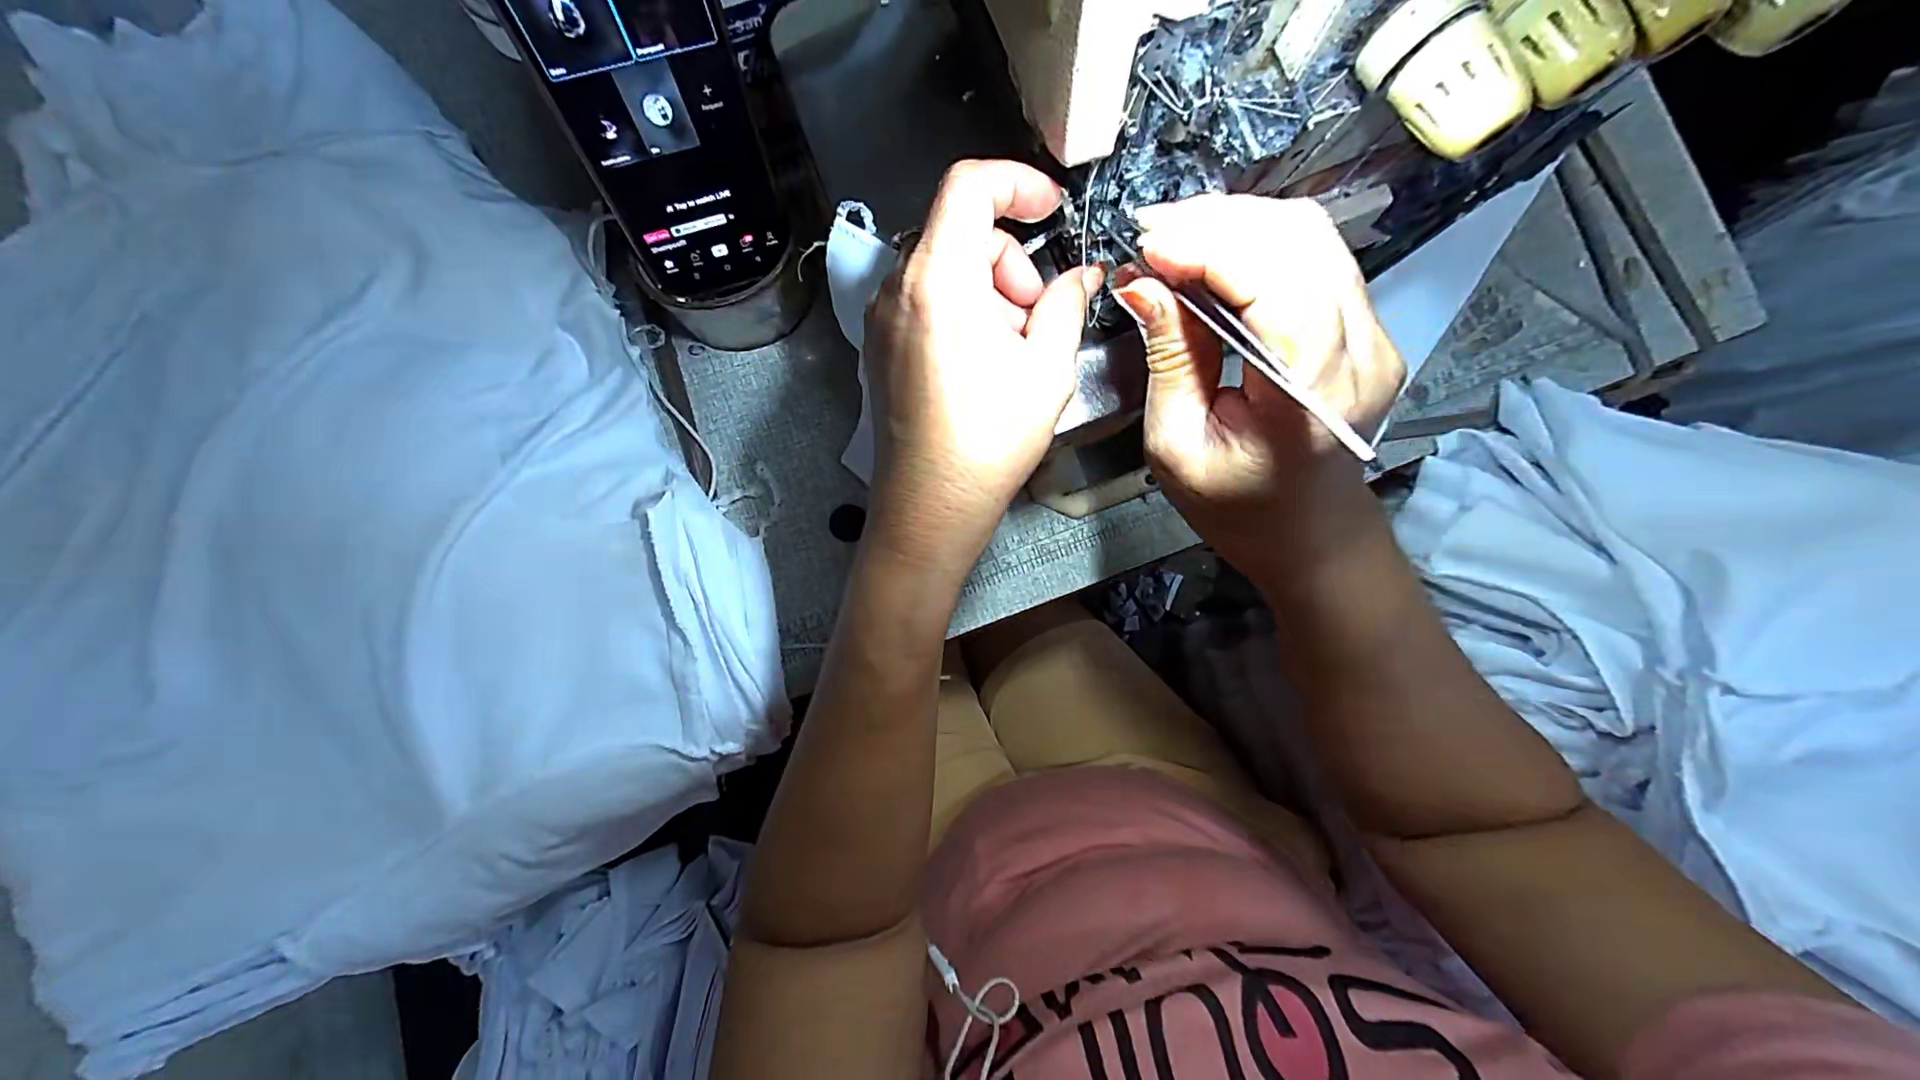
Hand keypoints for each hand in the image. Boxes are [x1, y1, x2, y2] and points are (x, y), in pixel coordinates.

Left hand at [864, 160, 1102, 575]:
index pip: (968, 185)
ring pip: (943, 267)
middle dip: (1009, 259)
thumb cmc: (985, 445)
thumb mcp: (1047, 368)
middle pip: (959, 230)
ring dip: (987, 289)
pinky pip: (924, 301)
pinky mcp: (881, 347)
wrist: (930, 506)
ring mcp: (883, 321)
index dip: (1017, 183)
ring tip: (1013, 347)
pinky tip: (984, 360)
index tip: (1049, 208)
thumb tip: (1079, 276)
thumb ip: (1066, 304)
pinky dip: (960, 310)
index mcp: (938, 281)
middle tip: (1038, 311)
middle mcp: (898, 291)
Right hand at [1112, 194, 1404, 575]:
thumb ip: (1168, 360)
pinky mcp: (1365, 326)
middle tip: (1152, 232)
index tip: (1150, 244)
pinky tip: (1212, 251)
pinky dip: (1257, 242)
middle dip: (1216, 223)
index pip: (1273, 285)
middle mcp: (1358, 357)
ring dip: (1236, 224)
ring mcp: (1372, 336)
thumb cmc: (1240, 507)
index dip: (1207, 249)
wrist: (1306, 531)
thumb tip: (1144, 286)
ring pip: (1312, 235)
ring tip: (1175, 236)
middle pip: (1299, 243)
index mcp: (1308, 400)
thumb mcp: (1177, 446)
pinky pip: (1316, 255)